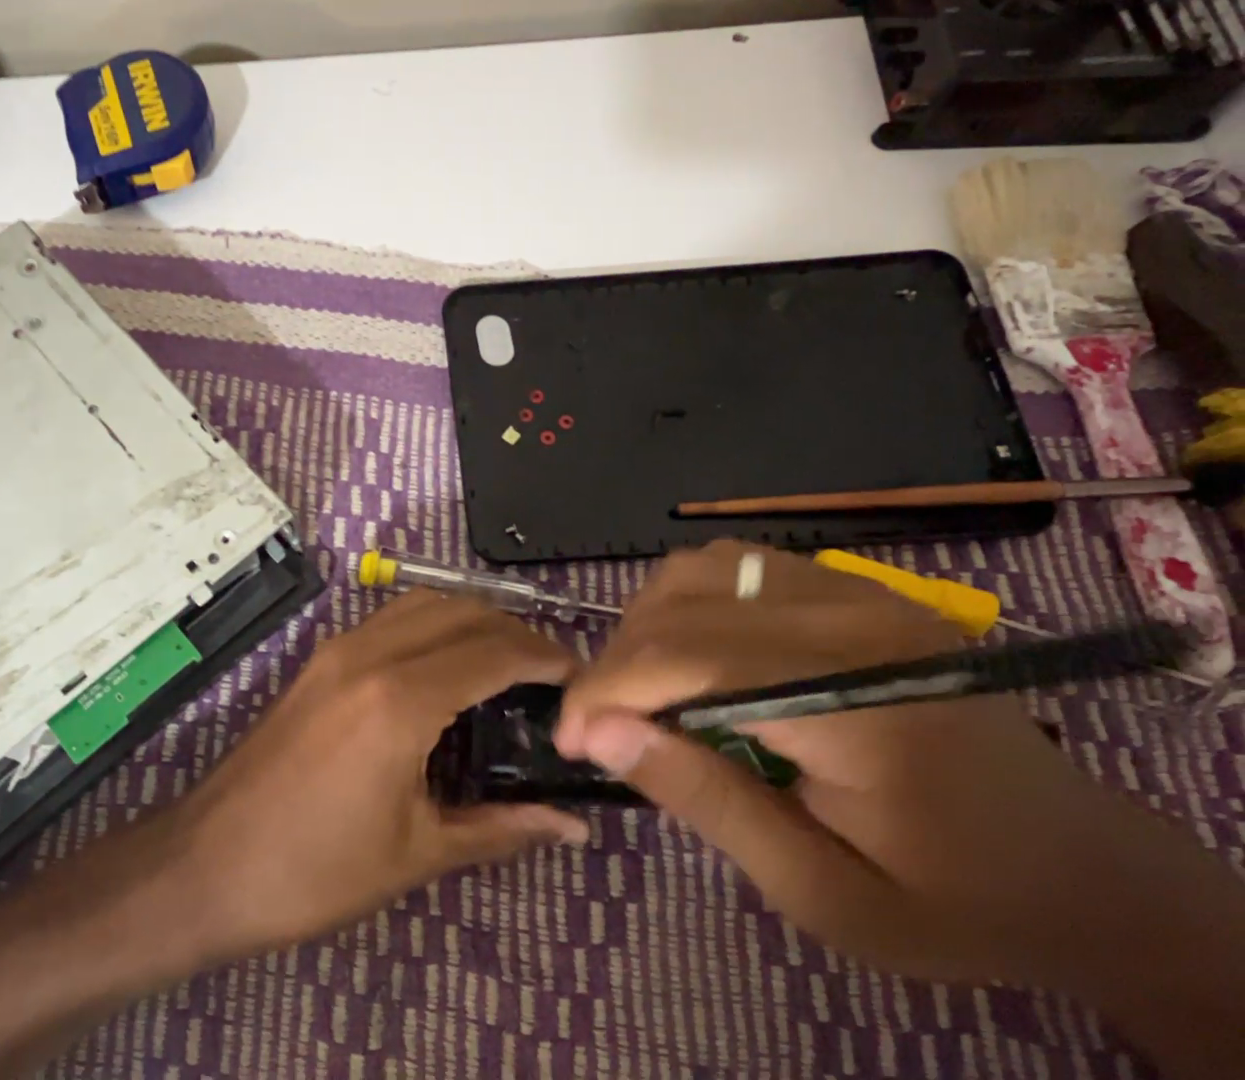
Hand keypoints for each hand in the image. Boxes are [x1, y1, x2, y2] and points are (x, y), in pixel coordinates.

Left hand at [162, 590, 588, 961]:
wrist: (204, 867)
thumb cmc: (314, 871)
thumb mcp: (417, 852)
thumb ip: (502, 828)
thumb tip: (573, 824)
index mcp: (399, 698)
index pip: (495, 650)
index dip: (548, 659)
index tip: (581, 683)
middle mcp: (366, 655)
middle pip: (460, 610)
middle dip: (515, 632)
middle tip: (549, 680)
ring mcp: (331, 653)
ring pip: (418, 606)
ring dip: (469, 622)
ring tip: (503, 672)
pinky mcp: (311, 666)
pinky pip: (384, 623)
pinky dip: (428, 629)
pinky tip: (443, 678)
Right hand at [552, 540, 1231, 994]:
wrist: (1079, 872)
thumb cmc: (950, 901)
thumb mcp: (820, 892)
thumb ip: (706, 800)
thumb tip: (599, 732)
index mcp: (860, 705)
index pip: (689, 656)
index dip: (605, 690)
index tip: (567, 743)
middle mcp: (859, 625)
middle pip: (683, 603)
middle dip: (615, 664)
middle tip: (601, 733)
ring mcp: (864, 597)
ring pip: (701, 570)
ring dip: (646, 628)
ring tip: (641, 697)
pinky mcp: (861, 594)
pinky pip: (738, 568)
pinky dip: (687, 607)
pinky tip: (689, 663)